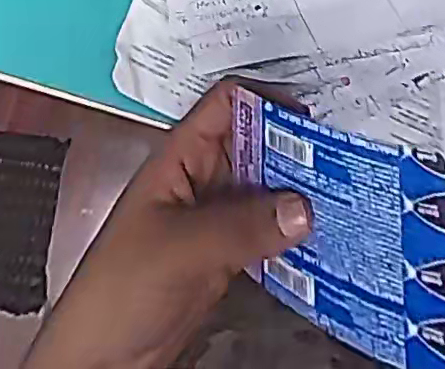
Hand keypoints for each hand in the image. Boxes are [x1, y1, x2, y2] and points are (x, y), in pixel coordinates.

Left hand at [21, 80, 312, 368]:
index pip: (225, 105)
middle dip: (291, 145)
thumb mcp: (182, 247)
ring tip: (341, 195)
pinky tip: (319, 239)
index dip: (264, 100)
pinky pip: (263, 228)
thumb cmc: (122, 284)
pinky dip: (289, 229)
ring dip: (295, 189)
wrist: (102, 355)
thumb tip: (304, 206)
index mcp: (180, 155)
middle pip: (251, 142)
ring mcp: (212, 215)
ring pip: (261, 186)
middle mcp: (200, 177)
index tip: (308, 117)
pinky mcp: (223, 252)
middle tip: (339, 159)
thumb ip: (242, 225)